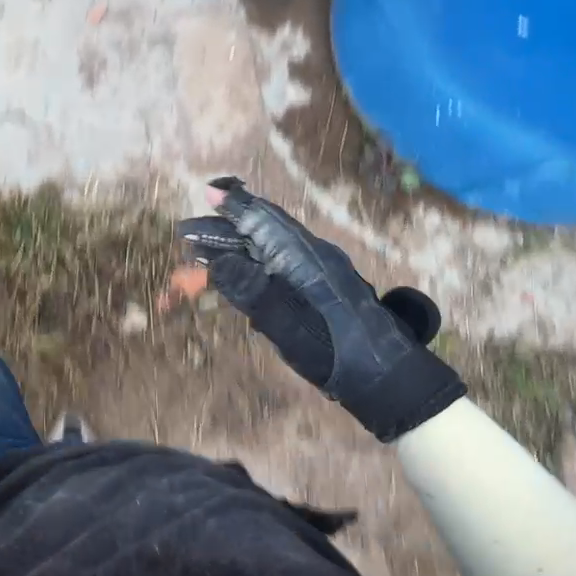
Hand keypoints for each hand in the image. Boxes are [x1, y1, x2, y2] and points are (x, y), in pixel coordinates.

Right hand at [176, 177, 462, 440]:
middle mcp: (311, 258)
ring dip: (233, 249)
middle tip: (186, 234)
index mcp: (305, 258)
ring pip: (268, 251)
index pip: (264, 220)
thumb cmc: (339, 354)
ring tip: (199, 254)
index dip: (235, 206)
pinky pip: (277, 268)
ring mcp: (317, 275)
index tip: (207, 193)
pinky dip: (249, 266)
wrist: (389, 381)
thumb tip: (217, 262)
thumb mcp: (290, 327)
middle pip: (261, 233)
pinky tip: (235, 276)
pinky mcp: (319, 292)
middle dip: (223, 230)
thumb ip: (252, 292)